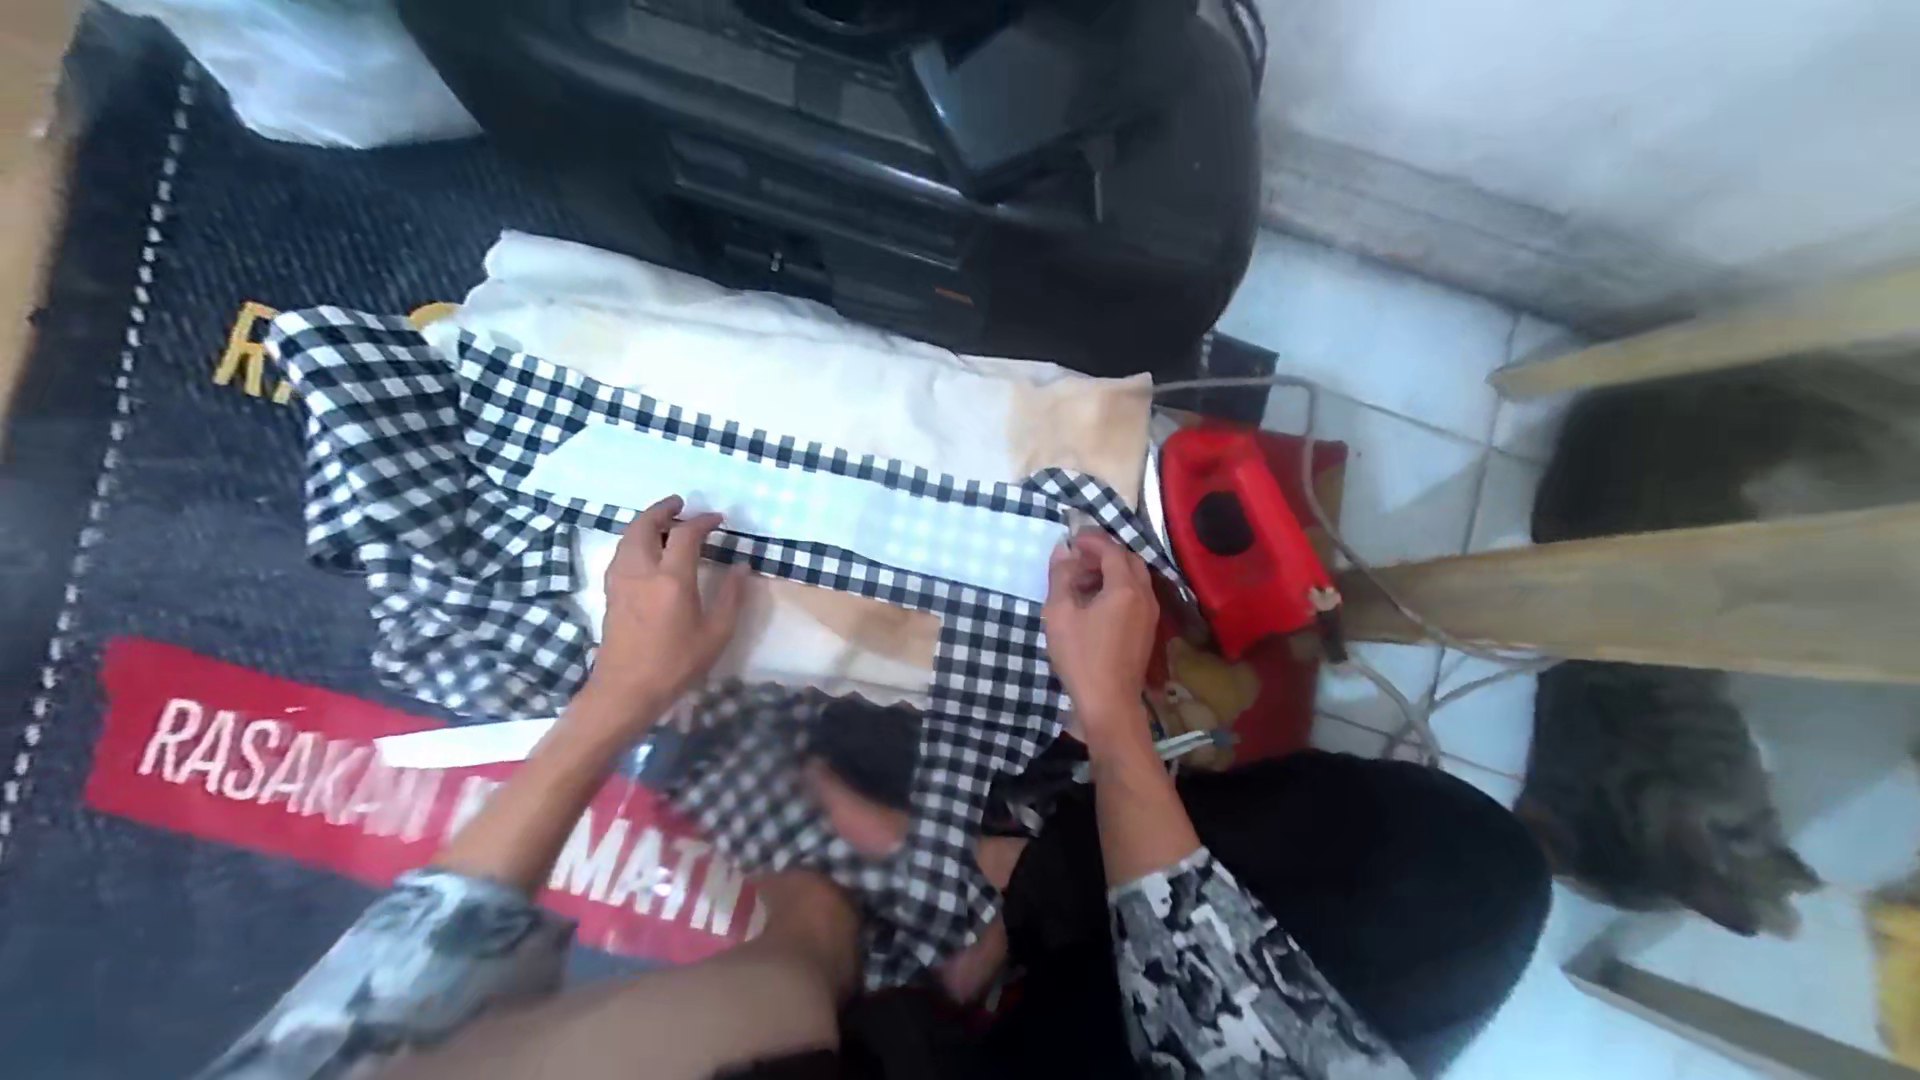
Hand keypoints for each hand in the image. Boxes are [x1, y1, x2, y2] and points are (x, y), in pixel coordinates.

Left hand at [583, 494, 747, 719]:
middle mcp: (641, 571)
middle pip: (645, 525)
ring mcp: (621, 580)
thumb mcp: (716, 633)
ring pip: (629, 536)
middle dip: (664, 509)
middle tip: (681, 503)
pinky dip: (635, 540)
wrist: (626, 690)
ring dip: (646, 522)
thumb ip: (730, 596)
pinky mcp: (611, 592)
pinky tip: (647, 549)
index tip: (719, 519)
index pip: (686, 534)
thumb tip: (741, 567)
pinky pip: (621, 552)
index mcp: (671, 579)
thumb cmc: (676, 663)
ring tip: (665, 522)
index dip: (703, 521)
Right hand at [1042, 530, 1159, 744]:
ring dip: (1111, 572)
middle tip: (1077, 559)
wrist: (1109, 703)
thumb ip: (1061, 577)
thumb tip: (1063, 550)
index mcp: (1125, 588)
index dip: (1092, 540)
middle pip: (1129, 561)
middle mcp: (1145, 596)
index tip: (1072, 539)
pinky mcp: (1148, 631)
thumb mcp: (1060, 614)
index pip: (1112, 550)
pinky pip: (1136, 596)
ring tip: (1082, 581)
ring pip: (1135, 579)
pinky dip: (1118, 589)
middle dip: (1104, 554)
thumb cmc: (1081, 657)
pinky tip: (1096, 604)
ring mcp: (1150, 615)